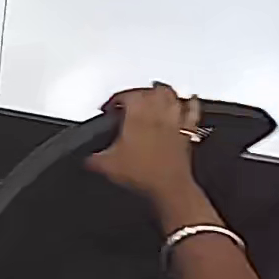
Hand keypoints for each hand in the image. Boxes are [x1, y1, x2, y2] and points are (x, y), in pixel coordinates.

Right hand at [86, 83, 207, 212]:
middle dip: (138, 91)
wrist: (168, 187)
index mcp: (136, 116)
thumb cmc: (143, 174)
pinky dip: (191, 103)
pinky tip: (191, 99)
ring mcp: (174, 122)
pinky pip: (192, 111)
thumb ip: (93, 159)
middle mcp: (157, 114)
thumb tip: (86, 159)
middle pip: (149, 90)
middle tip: (130, 96)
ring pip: (171, 95)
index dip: (115, 99)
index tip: (109, 107)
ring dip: (162, 91)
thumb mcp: (107, 166)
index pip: (126, 95)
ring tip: (155, 90)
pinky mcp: (187, 133)